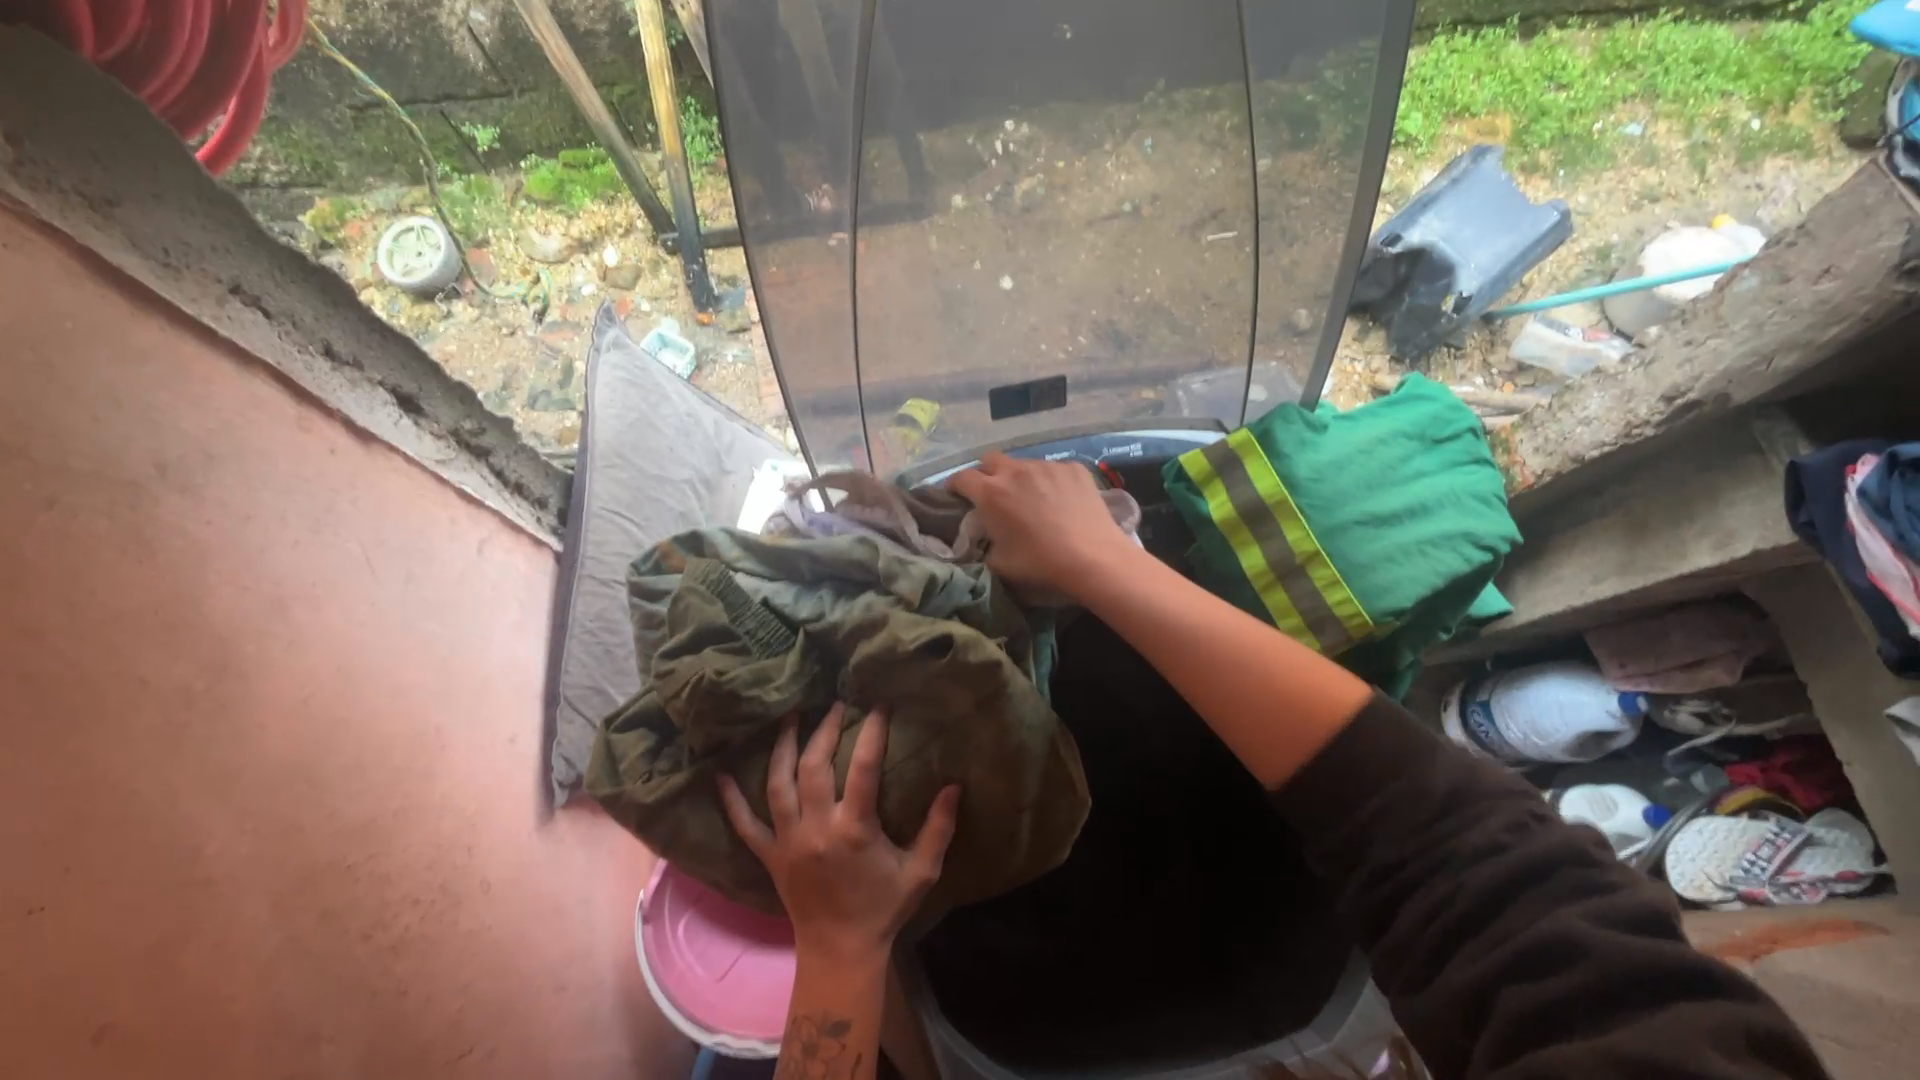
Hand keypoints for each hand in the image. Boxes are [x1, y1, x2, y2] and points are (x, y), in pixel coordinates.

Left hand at [719, 703, 960, 962]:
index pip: (864, 767)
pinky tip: (721, 774)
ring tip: (790, 717)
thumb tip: (954, 785)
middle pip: (813, 766)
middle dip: (825, 729)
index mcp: (855, 829)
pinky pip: (744, 825)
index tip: (879, 704)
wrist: (841, 952)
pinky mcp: (769, 857)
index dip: (872, 731)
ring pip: (777, 784)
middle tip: (836, 704)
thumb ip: (939, 828)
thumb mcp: (921, 871)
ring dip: (782, 747)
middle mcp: (817, 829)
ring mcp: (788, 842)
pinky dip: (731, 800)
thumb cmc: (884, 909)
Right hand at [947, 452, 1139, 603]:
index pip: (961, 478)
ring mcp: (1046, 466)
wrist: (1093, 559)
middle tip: (993, 494)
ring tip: (1032, 498)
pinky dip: (1049, 481)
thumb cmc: (1041, 564)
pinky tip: (1061, 500)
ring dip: (1019, 477)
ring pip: (1023, 464)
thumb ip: (983, 546)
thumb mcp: (999, 564)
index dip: (955, 486)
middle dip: (986, 474)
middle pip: (990, 460)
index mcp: (991, 493)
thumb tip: (982, 539)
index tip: (957, 496)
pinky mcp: (1073, 468)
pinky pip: (1052, 469)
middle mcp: (1016, 471)